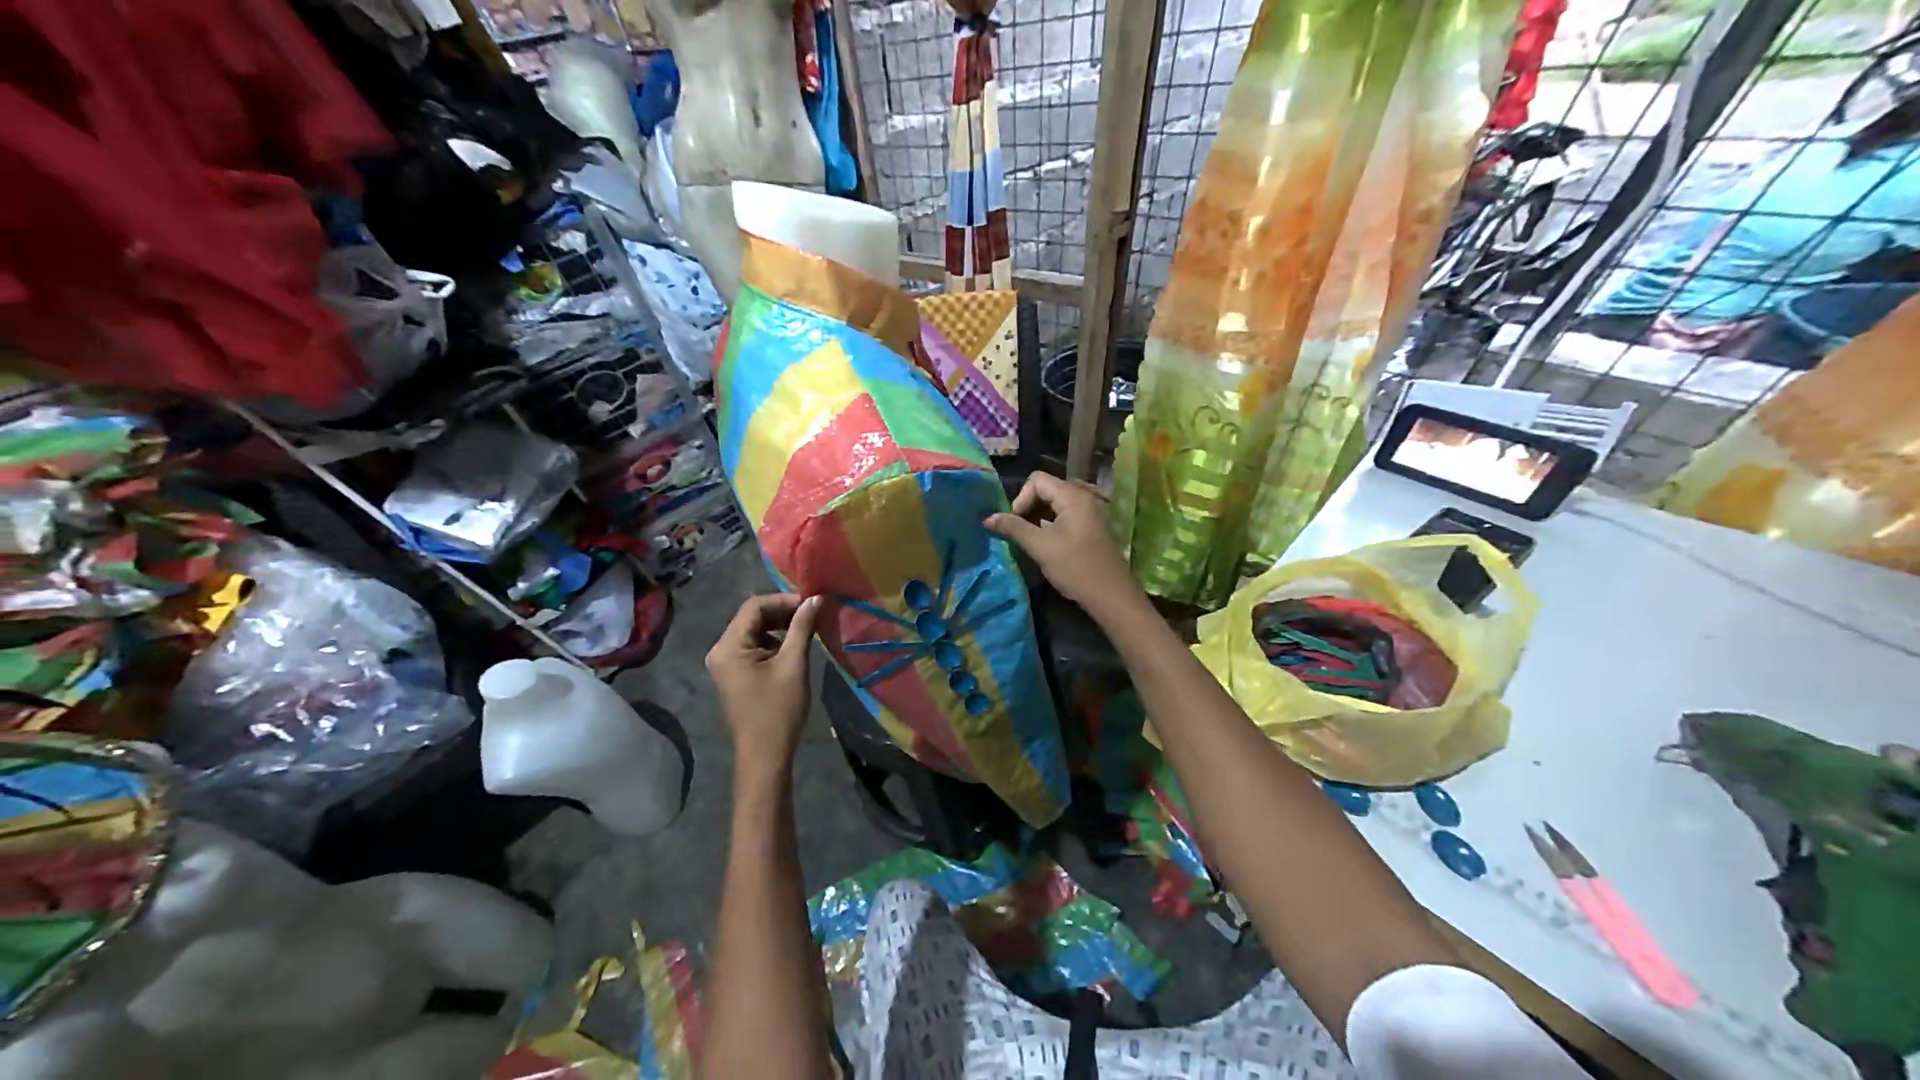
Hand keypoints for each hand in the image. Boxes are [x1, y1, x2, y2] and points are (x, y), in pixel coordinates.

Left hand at [706, 593, 821, 778]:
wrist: (765, 755)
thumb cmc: (779, 710)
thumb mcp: (793, 664)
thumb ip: (802, 627)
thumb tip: (816, 599)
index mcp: (728, 646)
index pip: (754, 606)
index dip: (784, 600)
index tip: (812, 604)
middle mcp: (721, 650)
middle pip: (752, 617)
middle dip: (783, 612)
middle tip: (813, 614)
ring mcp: (725, 663)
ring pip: (754, 631)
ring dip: (780, 626)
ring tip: (808, 629)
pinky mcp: (734, 674)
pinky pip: (753, 646)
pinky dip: (774, 641)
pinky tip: (794, 647)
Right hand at [984, 472, 1143, 614]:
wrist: (1111, 595)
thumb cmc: (1075, 568)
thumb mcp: (1040, 547)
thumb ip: (1014, 528)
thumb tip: (987, 518)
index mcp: (1073, 496)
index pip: (1037, 480)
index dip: (1021, 499)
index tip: (1017, 525)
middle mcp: (1084, 497)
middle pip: (1046, 489)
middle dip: (1028, 508)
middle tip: (1021, 533)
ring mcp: (1091, 512)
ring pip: (1055, 503)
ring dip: (1038, 517)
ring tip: (1031, 540)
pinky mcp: (1092, 527)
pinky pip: (1066, 515)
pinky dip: (1051, 524)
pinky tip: (1047, 545)